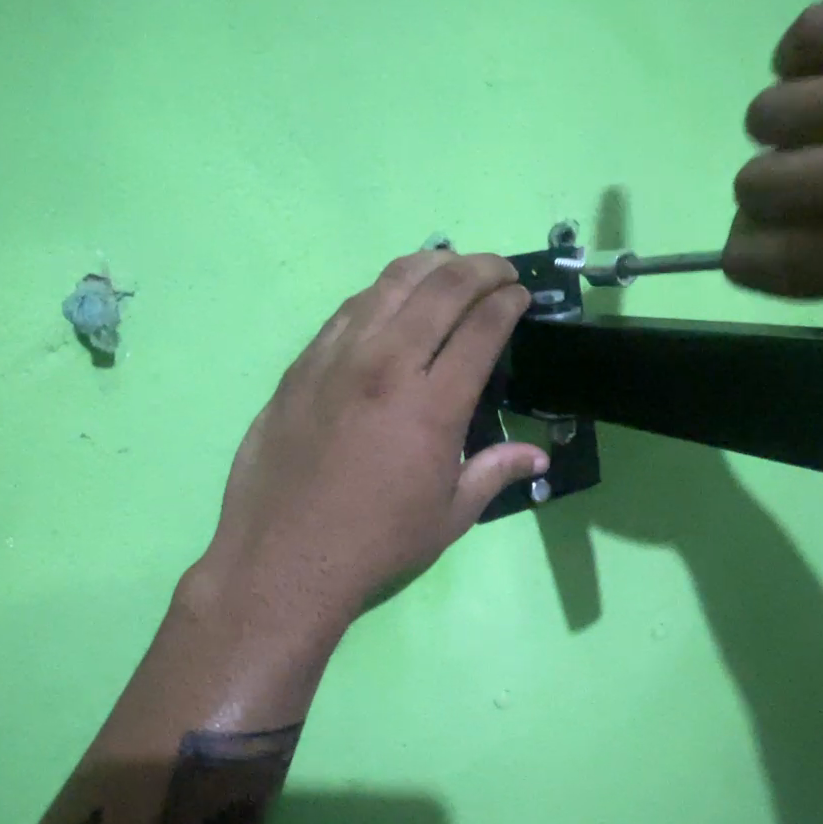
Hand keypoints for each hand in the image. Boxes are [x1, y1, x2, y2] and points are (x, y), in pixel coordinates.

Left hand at [190, 251, 548, 636]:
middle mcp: (385, 365)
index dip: (508, 301)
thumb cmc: (376, 543)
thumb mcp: (450, 516)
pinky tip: (390, 300)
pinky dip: (380, 293)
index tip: (521, 295)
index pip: (481, 327)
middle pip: (440, 288)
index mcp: (432, 405)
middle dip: (479, 268)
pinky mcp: (301, 365)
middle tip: (497, 270)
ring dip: (428, 266)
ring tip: (449, 267)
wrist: (282, 558)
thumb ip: (496, 472)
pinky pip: (347, 310)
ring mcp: (336, 359)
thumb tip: (540, 455)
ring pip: (388, 285)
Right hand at [723, 0, 822, 302]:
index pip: (768, 262)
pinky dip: (803, 55)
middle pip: (757, 184)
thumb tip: (801, 241)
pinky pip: (816, 30)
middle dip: (765, 196)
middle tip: (804, 185)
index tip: (756, 247)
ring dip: (783, 127)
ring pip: (772, 109)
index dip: (747, 256)